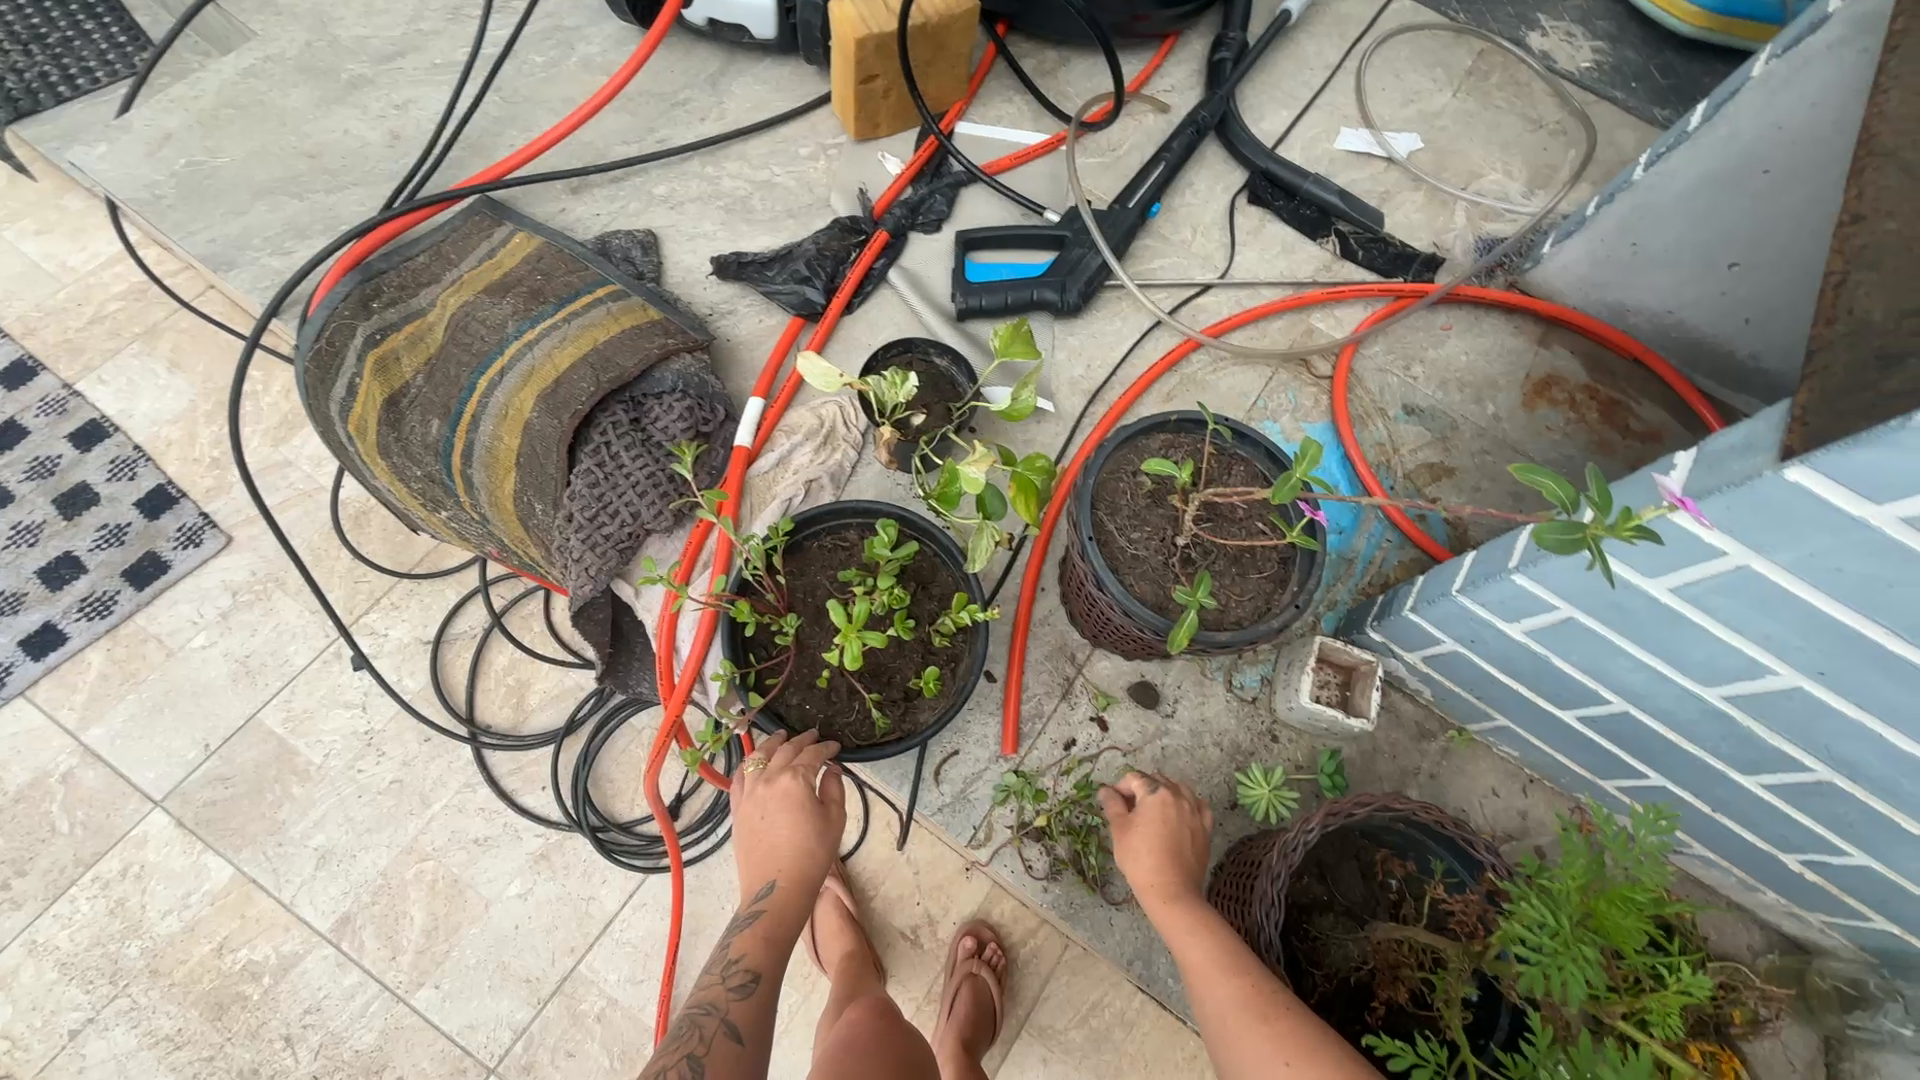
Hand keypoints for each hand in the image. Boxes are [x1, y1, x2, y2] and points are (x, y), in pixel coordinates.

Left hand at [729, 730, 845, 902]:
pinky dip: (749, 764)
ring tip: (781, 736)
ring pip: (758, 757)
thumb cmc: (812, 855)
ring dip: (772, 743)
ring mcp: (749, 792)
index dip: (826, 748)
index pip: (813, 755)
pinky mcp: (737, 808)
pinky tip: (755, 761)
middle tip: (814, 735)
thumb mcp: (835, 820)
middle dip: (803, 740)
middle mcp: (769, 779)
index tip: (836, 747)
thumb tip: (831, 769)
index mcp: (796, 779)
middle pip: (786, 751)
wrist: (777, 888)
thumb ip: (834, 788)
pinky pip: (740, 777)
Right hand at [1100, 771, 1213, 919]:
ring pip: (1180, 789)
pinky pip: (1199, 806)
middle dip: (1141, 788)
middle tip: (1129, 808)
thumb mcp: (1119, 829)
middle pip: (1157, 780)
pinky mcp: (1205, 828)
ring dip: (1165, 792)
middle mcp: (1178, 796)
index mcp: (1155, 792)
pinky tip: (1181, 813)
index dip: (1120, 787)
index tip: (1112, 802)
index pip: (1134, 778)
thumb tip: (1105, 790)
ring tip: (1153, 809)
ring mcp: (1195, 811)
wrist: (1171, 890)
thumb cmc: (1139, 858)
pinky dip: (1188, 804)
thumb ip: (1112, 804)